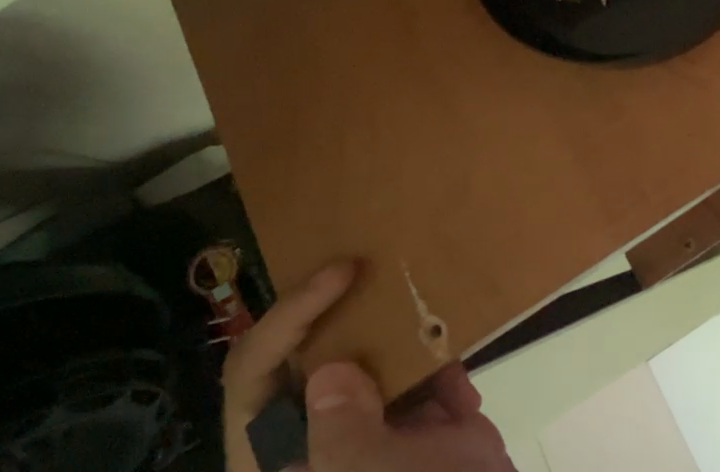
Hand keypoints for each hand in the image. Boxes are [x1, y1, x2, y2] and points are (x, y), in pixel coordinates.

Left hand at [221, 260, 513, 471]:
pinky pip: (425, 376)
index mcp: (277, 455)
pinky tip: (464, 403)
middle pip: (315, 354)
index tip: (345, 274)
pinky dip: (448, 376)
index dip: (290, 317)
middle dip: (353, 312)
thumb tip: (331, 374)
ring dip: (410, 335)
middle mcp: (314, 437)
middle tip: (387, 266)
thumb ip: (341, 433)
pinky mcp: (419, 428)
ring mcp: (370, 431)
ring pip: (376, 358)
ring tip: (434, 315)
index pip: (255, 372)